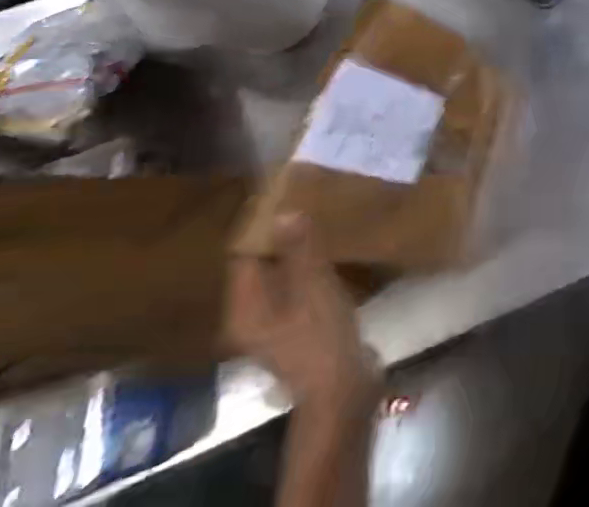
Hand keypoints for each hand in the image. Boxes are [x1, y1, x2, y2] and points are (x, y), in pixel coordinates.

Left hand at [227, 213, 378, 424]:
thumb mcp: (312, 287)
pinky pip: (300, 294)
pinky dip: (311, 276)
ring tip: (322, 229)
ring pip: (283, 281)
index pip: (244, 256)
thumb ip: (299, 250)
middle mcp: (252, 317)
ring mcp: (277, 328)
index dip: (261, 228)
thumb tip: (283, 213)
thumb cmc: (321, 336)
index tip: (283, 199)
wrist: (344, 390)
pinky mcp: (301, 333)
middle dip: (282, 240)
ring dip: (299, 257)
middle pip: (262, 268)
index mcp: (245, 307)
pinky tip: (333, 263)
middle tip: (307, 208)